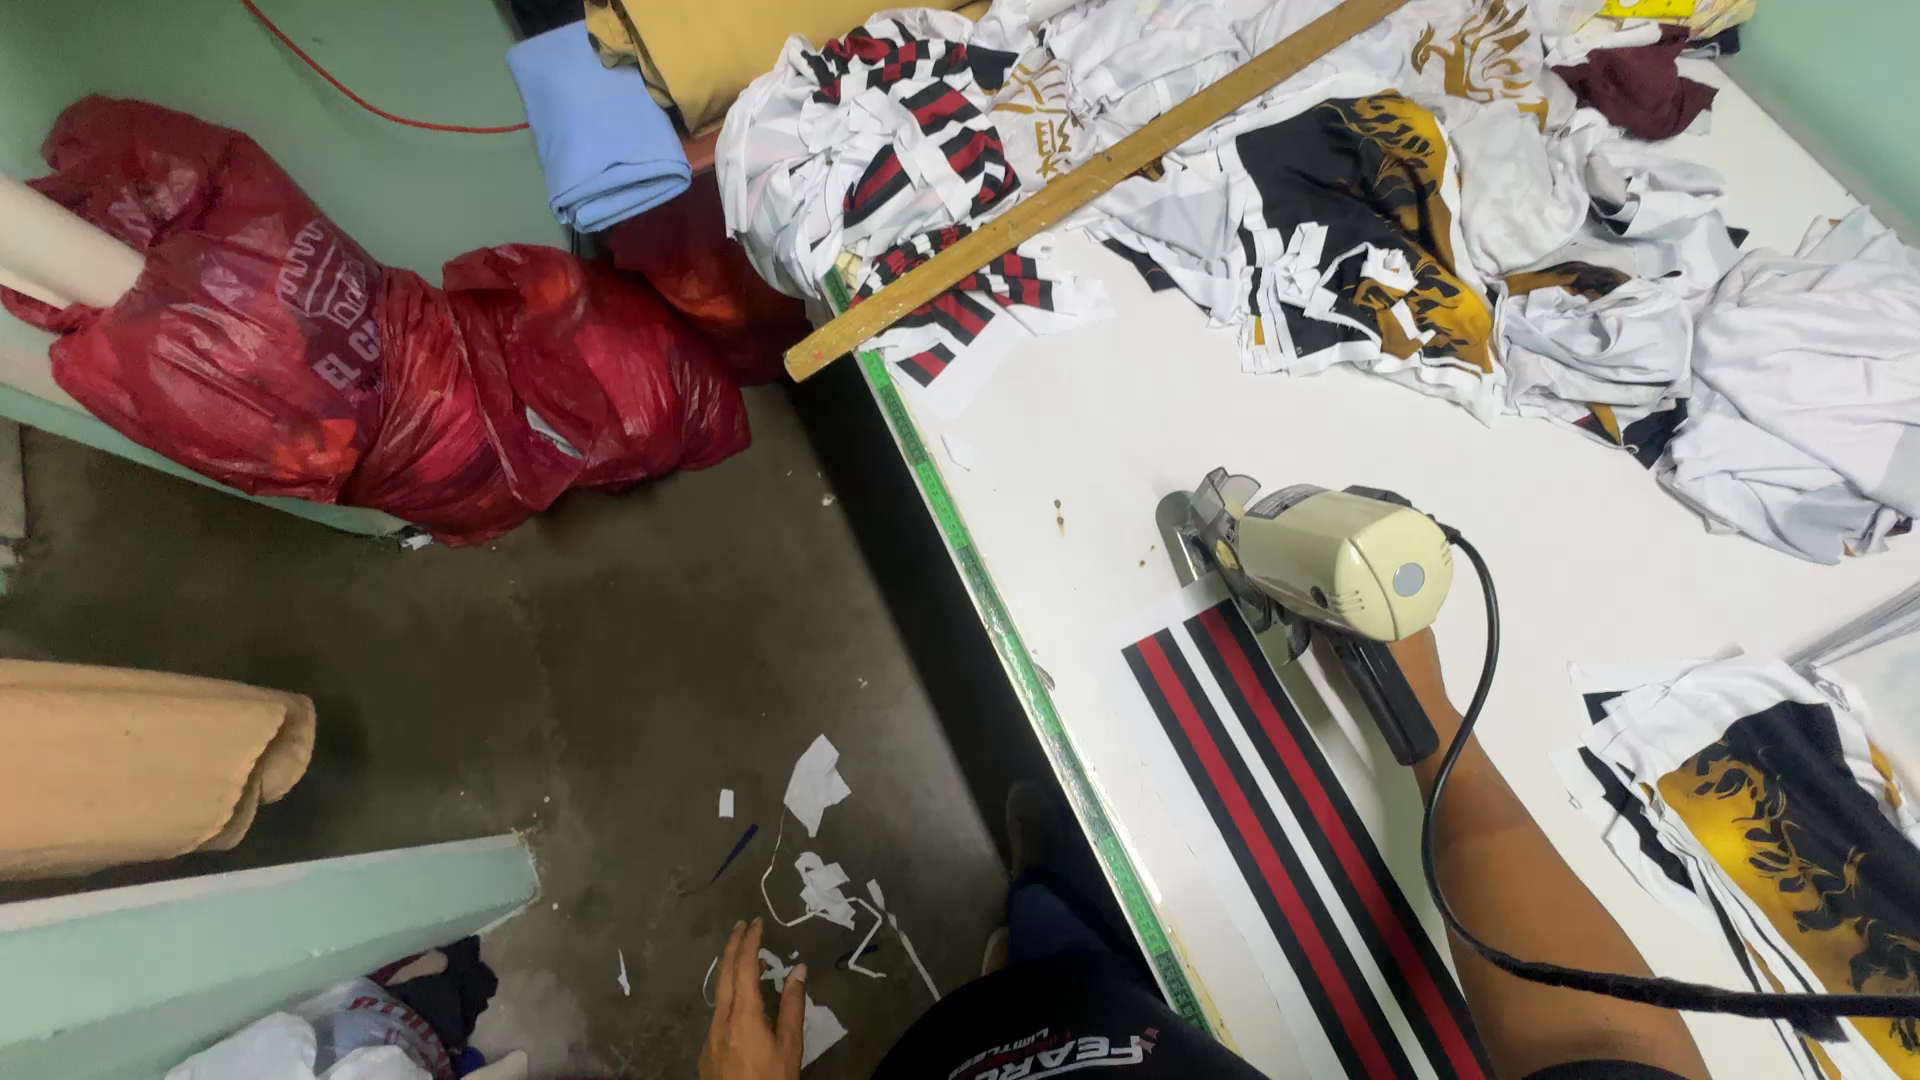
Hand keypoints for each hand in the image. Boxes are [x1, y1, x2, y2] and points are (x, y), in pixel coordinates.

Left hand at [700, 918, 806, 1079]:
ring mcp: (710, 1038)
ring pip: (718, 993)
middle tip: (741, 924)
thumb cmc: (771, 1079)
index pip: (745, 966)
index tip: (756, 921)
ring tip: (745, 958)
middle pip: (724, 974)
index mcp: (743, 1014)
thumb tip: (799, 968)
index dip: (750, 941)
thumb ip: (793, 1005)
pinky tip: (740, 1002)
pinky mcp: (707, 1053)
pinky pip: (717, 1014)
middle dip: (732, 946)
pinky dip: (728, 995)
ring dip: (730, 969)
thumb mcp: (790, 1045)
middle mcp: (721, 1020)